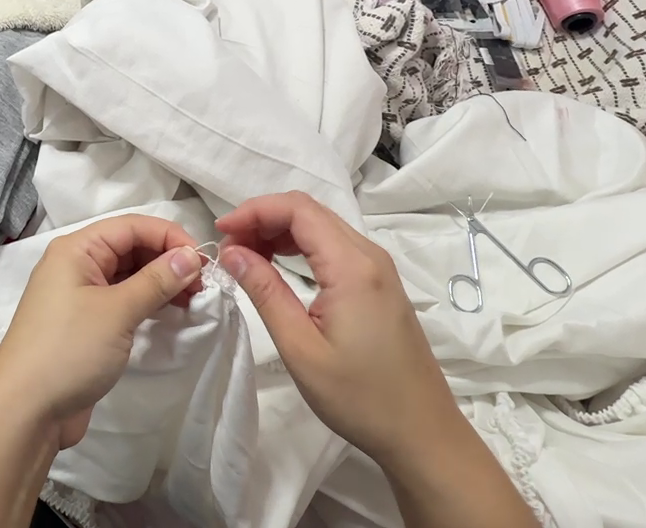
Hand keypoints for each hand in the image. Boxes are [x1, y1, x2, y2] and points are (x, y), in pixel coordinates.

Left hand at [0, 215, 203, 449]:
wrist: (25, 411)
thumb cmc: (69, 350)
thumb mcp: (117, 311)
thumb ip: (156, 281)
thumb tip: (191, 256)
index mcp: (77, 248)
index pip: (131, 226)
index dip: (169, 237)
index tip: (203, 261)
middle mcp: (77, 264)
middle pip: (130, 247)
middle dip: (167, 260)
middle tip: (202, 286)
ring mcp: (80, 294)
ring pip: (129, 274)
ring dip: (160, 283)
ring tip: (192, 301)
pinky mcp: (86, 323)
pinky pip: (122, 299)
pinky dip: (147, 302)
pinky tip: (170, 314)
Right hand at [216, 191, 457, 466]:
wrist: (424, 436)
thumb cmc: (360, 397)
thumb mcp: (300, 348)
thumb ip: (265, 291)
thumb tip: (231, 252)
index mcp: (352, 266)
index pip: (297, 209)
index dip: (254, 211)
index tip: (221, 232)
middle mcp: (368, 255)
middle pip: (308, 210)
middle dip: (262, 219)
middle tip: (230, 248)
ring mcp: (378, 268)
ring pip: (320, 225)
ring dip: (279, 230)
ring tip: (247, 257)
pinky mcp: (379, 283)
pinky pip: (333, 244)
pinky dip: (299, 245)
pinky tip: (278, 266)